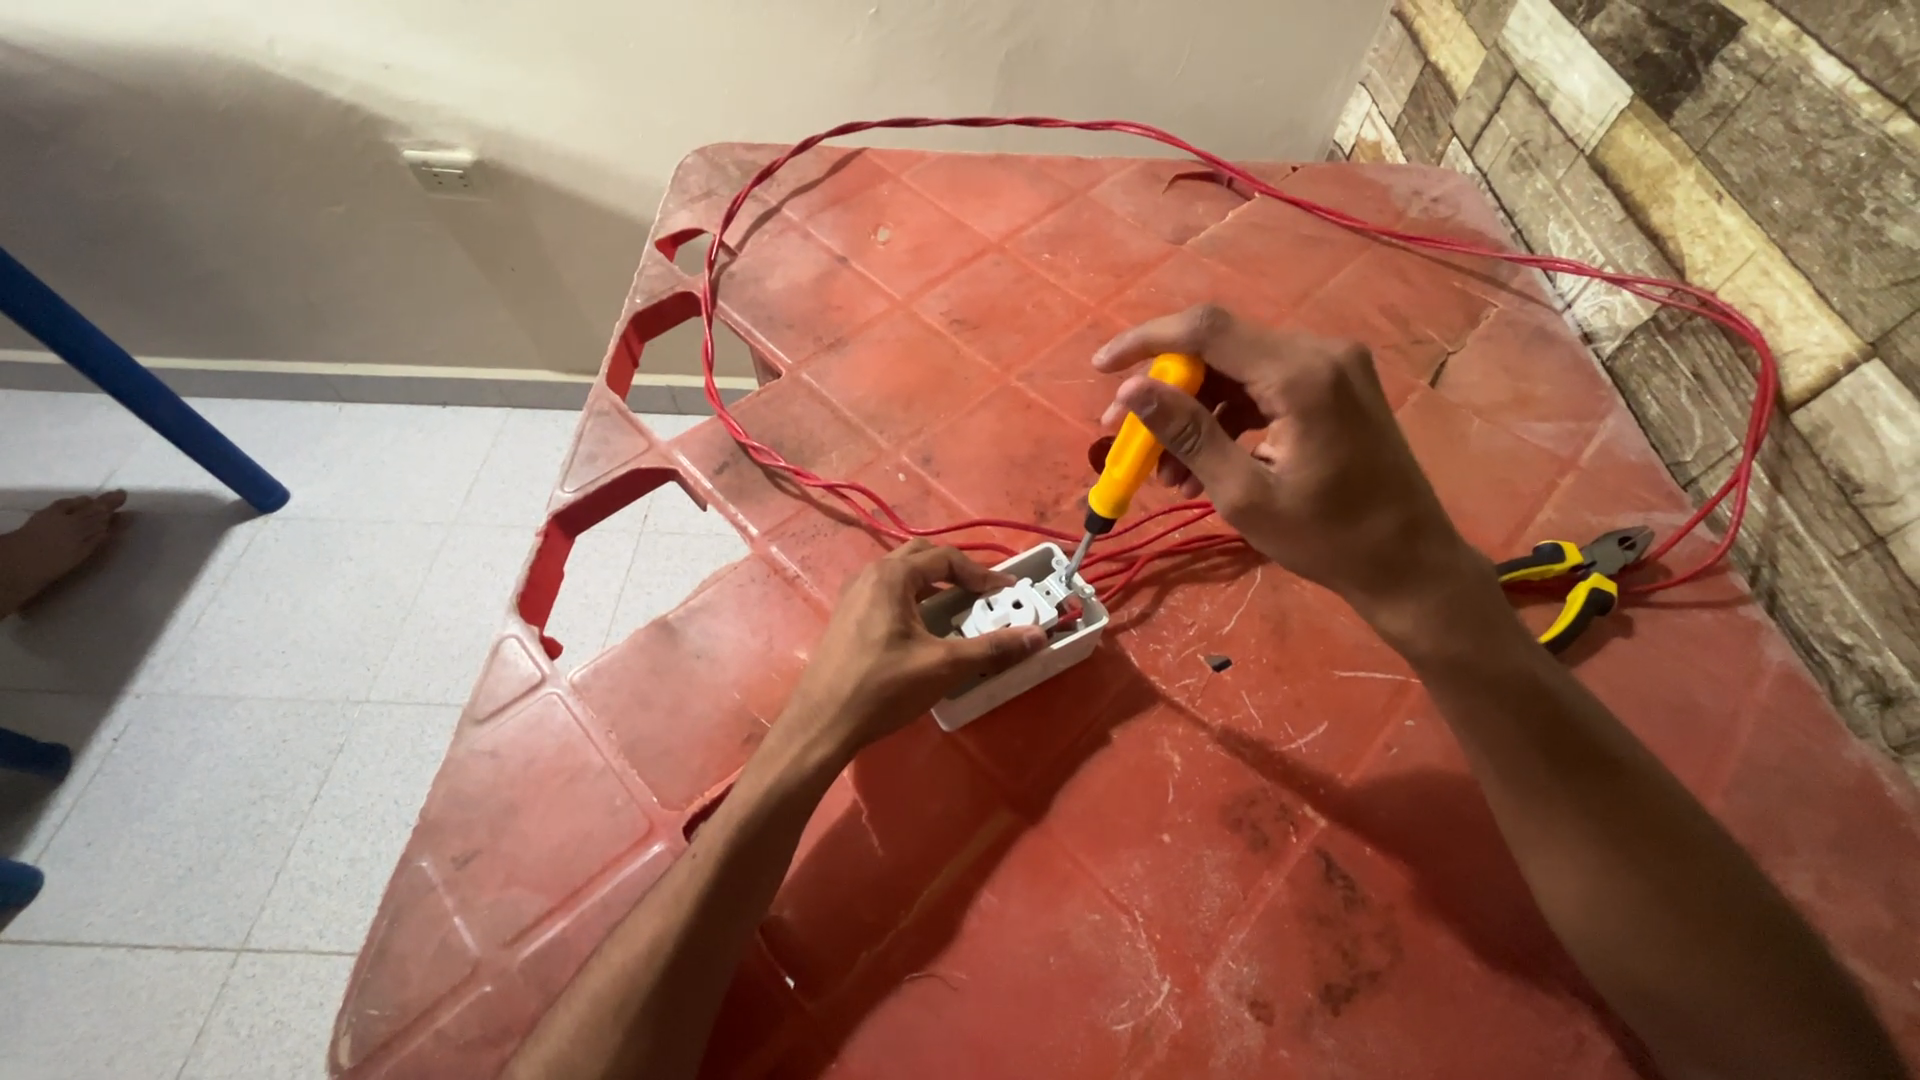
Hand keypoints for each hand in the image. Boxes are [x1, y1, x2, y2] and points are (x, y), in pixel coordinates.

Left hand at [781, 540, 1045, 758]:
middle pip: (921, 558)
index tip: (1007, 594)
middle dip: (957, 571)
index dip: (981, 574)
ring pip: (902, 575)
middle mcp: (869, 576)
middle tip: (984, 593)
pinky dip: (914, 599)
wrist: (822, 723)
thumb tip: (1038, 636)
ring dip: (934, 584)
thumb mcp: (944, 666)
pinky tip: (924, 628)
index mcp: (891, 576)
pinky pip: (887, 594)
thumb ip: (993, 648)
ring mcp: (853, 597)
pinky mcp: (846, 619)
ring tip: (959, 607)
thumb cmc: (883, 687)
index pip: (946, 558)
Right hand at [1093, 305, 1489, 637]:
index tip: (1100, 368)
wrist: (1407, 563)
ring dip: (1194, 414)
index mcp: (1301, 375)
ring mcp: (1332, 368)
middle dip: (1166, 391)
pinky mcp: (1334, 387)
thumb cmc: (1327, 538)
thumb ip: (1187, 434)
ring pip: (1237, 372)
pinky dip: (1226, 420)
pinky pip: (1263, 388)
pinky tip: (1203, 466)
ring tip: (1167, 473)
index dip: (1146, 341)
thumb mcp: (1243, 493)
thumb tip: (1131, 390)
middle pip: (1219, 349)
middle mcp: (1320, 353)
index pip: (1206, 329)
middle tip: (1127, 437)